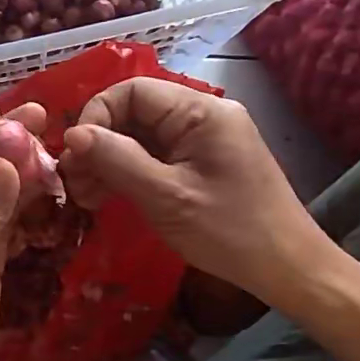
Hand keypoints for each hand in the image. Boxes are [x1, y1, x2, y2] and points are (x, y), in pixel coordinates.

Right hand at [58, 77, 342, 315]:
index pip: (132, 91)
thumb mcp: (165, 196)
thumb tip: (73, 134)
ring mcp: (200, 140)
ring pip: (137, 136)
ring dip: (106, 162)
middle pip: (132, 113)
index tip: (75, 155)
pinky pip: (151, 156)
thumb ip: (117, 160)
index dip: (96, 116)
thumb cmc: (230, 232)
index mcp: (200, 112)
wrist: (287, 269)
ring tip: (85, 196)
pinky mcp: (198, 162)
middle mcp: (201, 115)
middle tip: (74, 183)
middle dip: (98, 144)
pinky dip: (125, 173)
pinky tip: (105, 197)